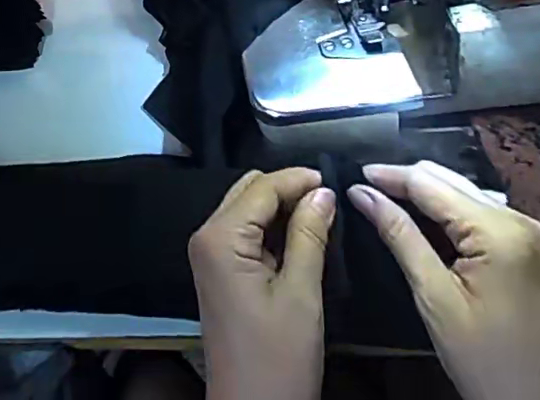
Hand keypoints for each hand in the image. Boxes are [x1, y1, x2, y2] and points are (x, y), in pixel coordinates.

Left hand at [188, 168, 335, 399]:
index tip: (332, 178)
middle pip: (249, 190)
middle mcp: (207, 235)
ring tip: (320, 213)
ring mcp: (209, 252)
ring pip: (247, 208)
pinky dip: (271, 228)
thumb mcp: (301, 295)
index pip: (260, 187)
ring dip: (280, 207)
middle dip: (287, 189)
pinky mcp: (218, 269)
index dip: (297, 179)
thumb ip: (309, 236)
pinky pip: (245, 231)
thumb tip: (324, 192)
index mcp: (220, 236)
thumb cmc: (277, 360)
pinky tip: (299, 234)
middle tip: (328, 199)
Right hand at [349, 161, 539, 399]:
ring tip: (392, 203)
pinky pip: (487, 214)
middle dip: (407, 181)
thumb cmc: (494, 367)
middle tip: (368, 190)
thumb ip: (400, 237)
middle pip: (451, 181)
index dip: (389, 176)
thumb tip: (361, 193)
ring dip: (430, 195)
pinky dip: (455, 213)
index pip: (430, 183)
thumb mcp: (437, 301)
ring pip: (469, 193)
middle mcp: (524, 221)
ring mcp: (538, 235)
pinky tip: (432, 225)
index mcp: (501, 231)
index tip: (354, 176)